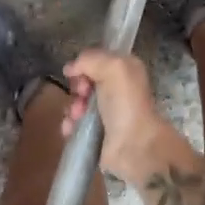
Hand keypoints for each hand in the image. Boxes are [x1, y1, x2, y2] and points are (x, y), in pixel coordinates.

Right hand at [61, 48, 175, 180]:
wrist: (134, 146)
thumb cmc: (126, 103)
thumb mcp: (114, 68)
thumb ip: (90, 59)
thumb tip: (70, 68)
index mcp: (125, 68)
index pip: (96, 59)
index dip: (84, 65)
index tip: (78, 74)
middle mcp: (116, 87)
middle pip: (85, 80)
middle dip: (77, 87)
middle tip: (81, 96)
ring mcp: (105, 111)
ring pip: (78, 101)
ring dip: (72, 107)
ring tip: (77, 116)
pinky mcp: (95, 132)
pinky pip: (75, 123)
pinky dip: (70, 124)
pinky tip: (70, 129)